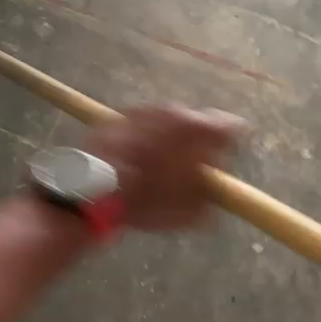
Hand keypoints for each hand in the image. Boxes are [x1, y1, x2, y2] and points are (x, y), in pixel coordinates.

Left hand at [85, 105, 244, 230]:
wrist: (90, 191)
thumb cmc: (145, 201)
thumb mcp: (188, 211)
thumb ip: (210, 195)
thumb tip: (215, 191)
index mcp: (196, 128)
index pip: (230, 127)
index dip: (227, 146)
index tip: (220, 162)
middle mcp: (172, 110)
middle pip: (195, 123)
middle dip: (194, 144)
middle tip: (186, 170)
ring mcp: (143, 110)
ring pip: (166, 123)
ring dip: (167, 140)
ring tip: (156, 168)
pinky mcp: (118, 116)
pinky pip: (140, 126)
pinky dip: (143, 140)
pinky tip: (134, 162)